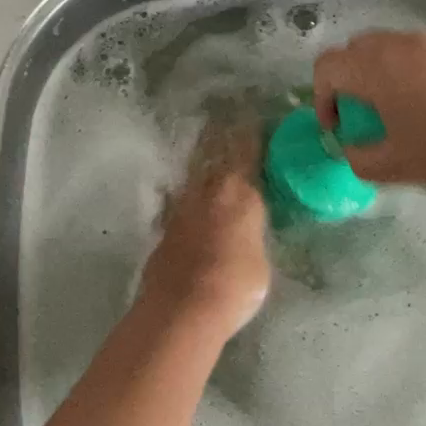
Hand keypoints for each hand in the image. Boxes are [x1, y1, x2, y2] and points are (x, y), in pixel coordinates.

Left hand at [136, 123, 270, 340]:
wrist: (182, 309)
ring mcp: (181, 205)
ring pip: (193, 170)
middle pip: (214, 151)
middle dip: (221, 135)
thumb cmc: (235, 285)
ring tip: (205, 146)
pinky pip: (177, 196)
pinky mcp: (164, 225)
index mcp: (240, 191)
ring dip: (200, 157)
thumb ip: (253, 235)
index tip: (253, 117)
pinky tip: (181, 189)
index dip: (251, 131)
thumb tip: (247, 231)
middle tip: (225, 121)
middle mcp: (209, 189)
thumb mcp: (261, 260)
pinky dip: (183, 189)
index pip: (246, 149)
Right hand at [313, 32, 425, 189]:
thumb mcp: (399, 167)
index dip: (322, 98)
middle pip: (355, 52)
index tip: (340, 129)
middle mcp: (399, 45)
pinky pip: (419, 54)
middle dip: (349, 84)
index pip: (326, 67)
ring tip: (400, 114)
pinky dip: (411, 74)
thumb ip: (361, 159)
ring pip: (388, 50)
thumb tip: (351, 149)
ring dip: (380, 77)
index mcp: (376, 68)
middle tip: (363, 120)